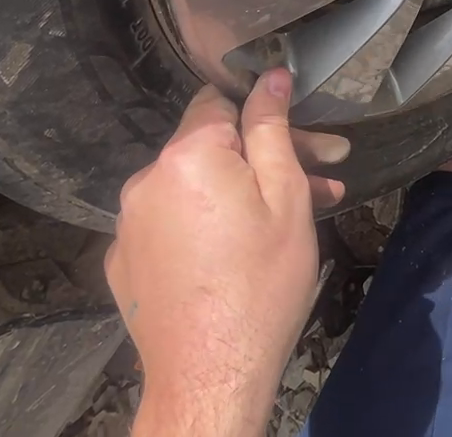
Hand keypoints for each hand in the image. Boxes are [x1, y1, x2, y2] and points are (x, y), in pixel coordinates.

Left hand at [106, 69, 344, 436]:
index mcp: (186, 155)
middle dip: (270, 157)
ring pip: (197, 185)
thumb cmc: (262, 278)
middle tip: (328, 178)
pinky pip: (174, 221)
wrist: (210, 375)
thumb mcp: (286, 195)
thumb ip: (273, 129)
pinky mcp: (123, 262)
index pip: (221, 103)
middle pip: (213, 147)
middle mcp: (145, 181)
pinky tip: (244, 248)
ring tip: (296, 219)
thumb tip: (271, 76)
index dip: (267, 115)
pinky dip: (209, 221)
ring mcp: (128, 224)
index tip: (308, 140)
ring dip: (245, 191)